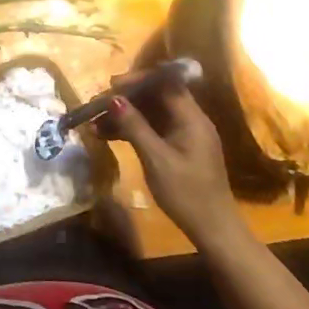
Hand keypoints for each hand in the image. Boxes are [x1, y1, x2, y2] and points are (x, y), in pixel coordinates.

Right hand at [93, 75, 244, 247]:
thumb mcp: (156, 159)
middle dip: (127, 99)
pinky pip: (154, 129)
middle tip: (98, 106)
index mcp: (191, 117)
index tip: (112, 86)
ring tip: (96, 124)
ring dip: (126, 116)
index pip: (165, 83)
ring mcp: (186, 134)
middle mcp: (191, 119)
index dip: (138, 80)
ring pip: (153, 114)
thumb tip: (114, 99)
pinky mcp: (180, 148)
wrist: (213, 228)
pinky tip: (109, 137)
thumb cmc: (186, 193)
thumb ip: (135, 127)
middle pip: (157, 96)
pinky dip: (134, 130)